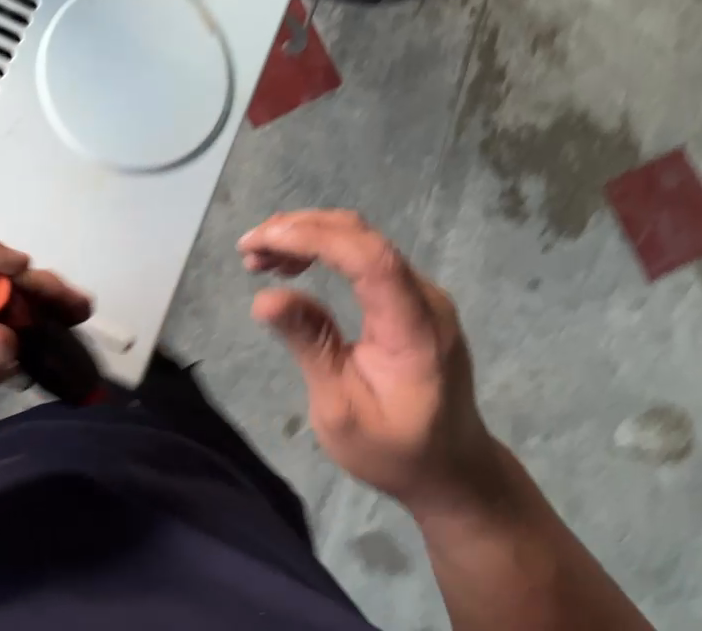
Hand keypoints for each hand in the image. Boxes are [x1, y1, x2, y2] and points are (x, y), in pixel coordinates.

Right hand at [242, 210, 502, 515]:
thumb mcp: (341, 413)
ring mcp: (421, 294)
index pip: (369, 258)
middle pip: (361, 236)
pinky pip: (364, 254)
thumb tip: (265, 298)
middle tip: (248, 250)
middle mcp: (425, 298)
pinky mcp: (410, 296)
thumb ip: (310, 348)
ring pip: (360, 238)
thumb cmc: (395, 451)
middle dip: (299, 230)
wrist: (452, 471)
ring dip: (306, 236)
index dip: (313, 238)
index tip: (261, 243)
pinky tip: (290, 265)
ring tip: (259, 258)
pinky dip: (321, 248)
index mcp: (414, 330)